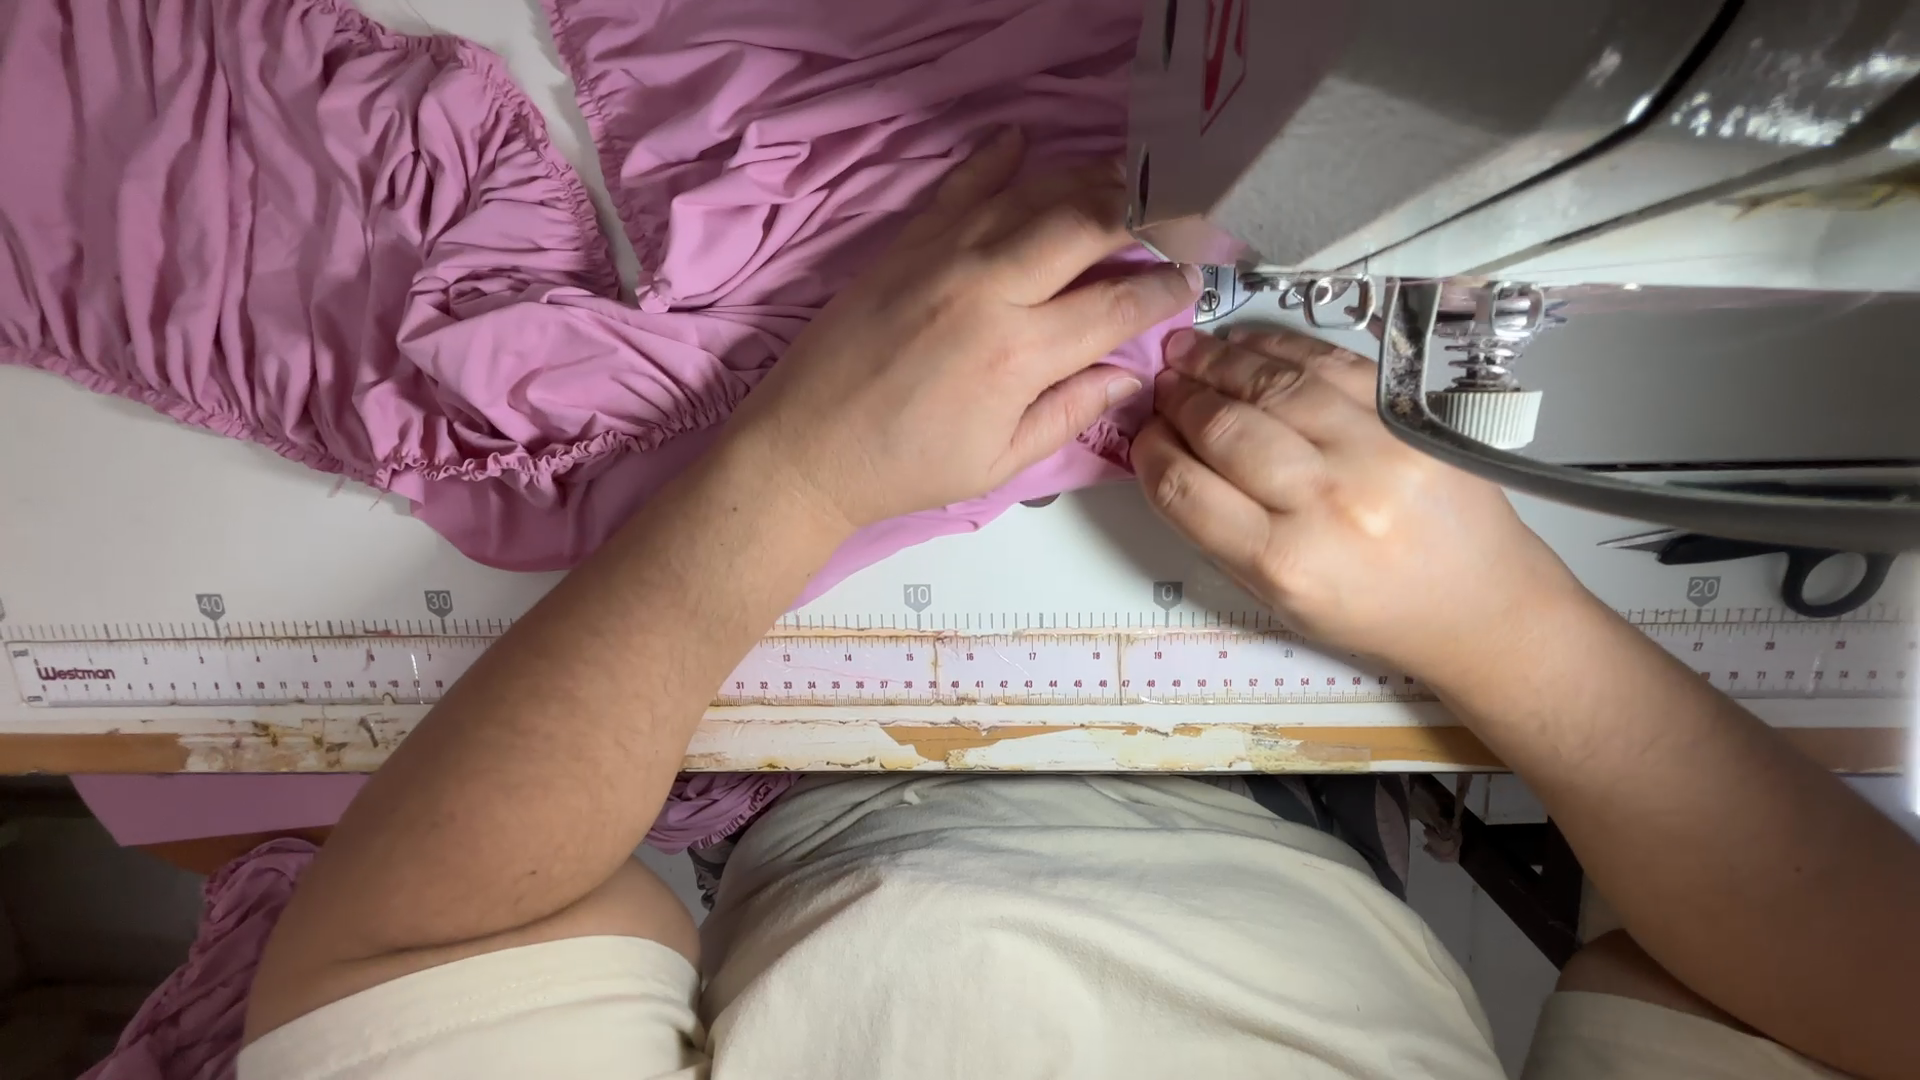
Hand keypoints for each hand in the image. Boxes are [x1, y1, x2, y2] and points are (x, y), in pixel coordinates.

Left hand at [724, 129, 1198, 528]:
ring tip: (1121, 184)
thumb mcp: (999, 463)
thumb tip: (1127, 374)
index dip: (1164, 288)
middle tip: (1171, 215)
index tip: (1189, 280)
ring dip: (1087, 181)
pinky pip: (960, 184)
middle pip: (1087, 224)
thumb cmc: (906, 469)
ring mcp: (942, 257)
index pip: (1116, 303)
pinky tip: (1024, 143)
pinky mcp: (903, 244)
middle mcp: (987, 290)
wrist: (807, 450)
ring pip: (1033, 193)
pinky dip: (997, 160)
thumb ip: (1069, 412)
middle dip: (1143, 213)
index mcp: (1018, 356)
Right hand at [1130, 325, 1582, 676]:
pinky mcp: (1411, 415)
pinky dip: (1275, 346)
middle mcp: (1329, 503)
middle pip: (1225, 430)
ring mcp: (1377, 451)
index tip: (1143, 435)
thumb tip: (1169, 456)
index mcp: (1284, 563)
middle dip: (1179, 400)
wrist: (1478, 602)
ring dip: (1217, 362)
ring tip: (1185, 353)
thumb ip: (1214, 529)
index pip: (1185, 489)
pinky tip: (1240, 344)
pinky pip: (1327, 363)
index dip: (1151, 452)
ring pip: (1273, 387)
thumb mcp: (1272, 596)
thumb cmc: (1364, 609)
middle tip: (1160, 386)